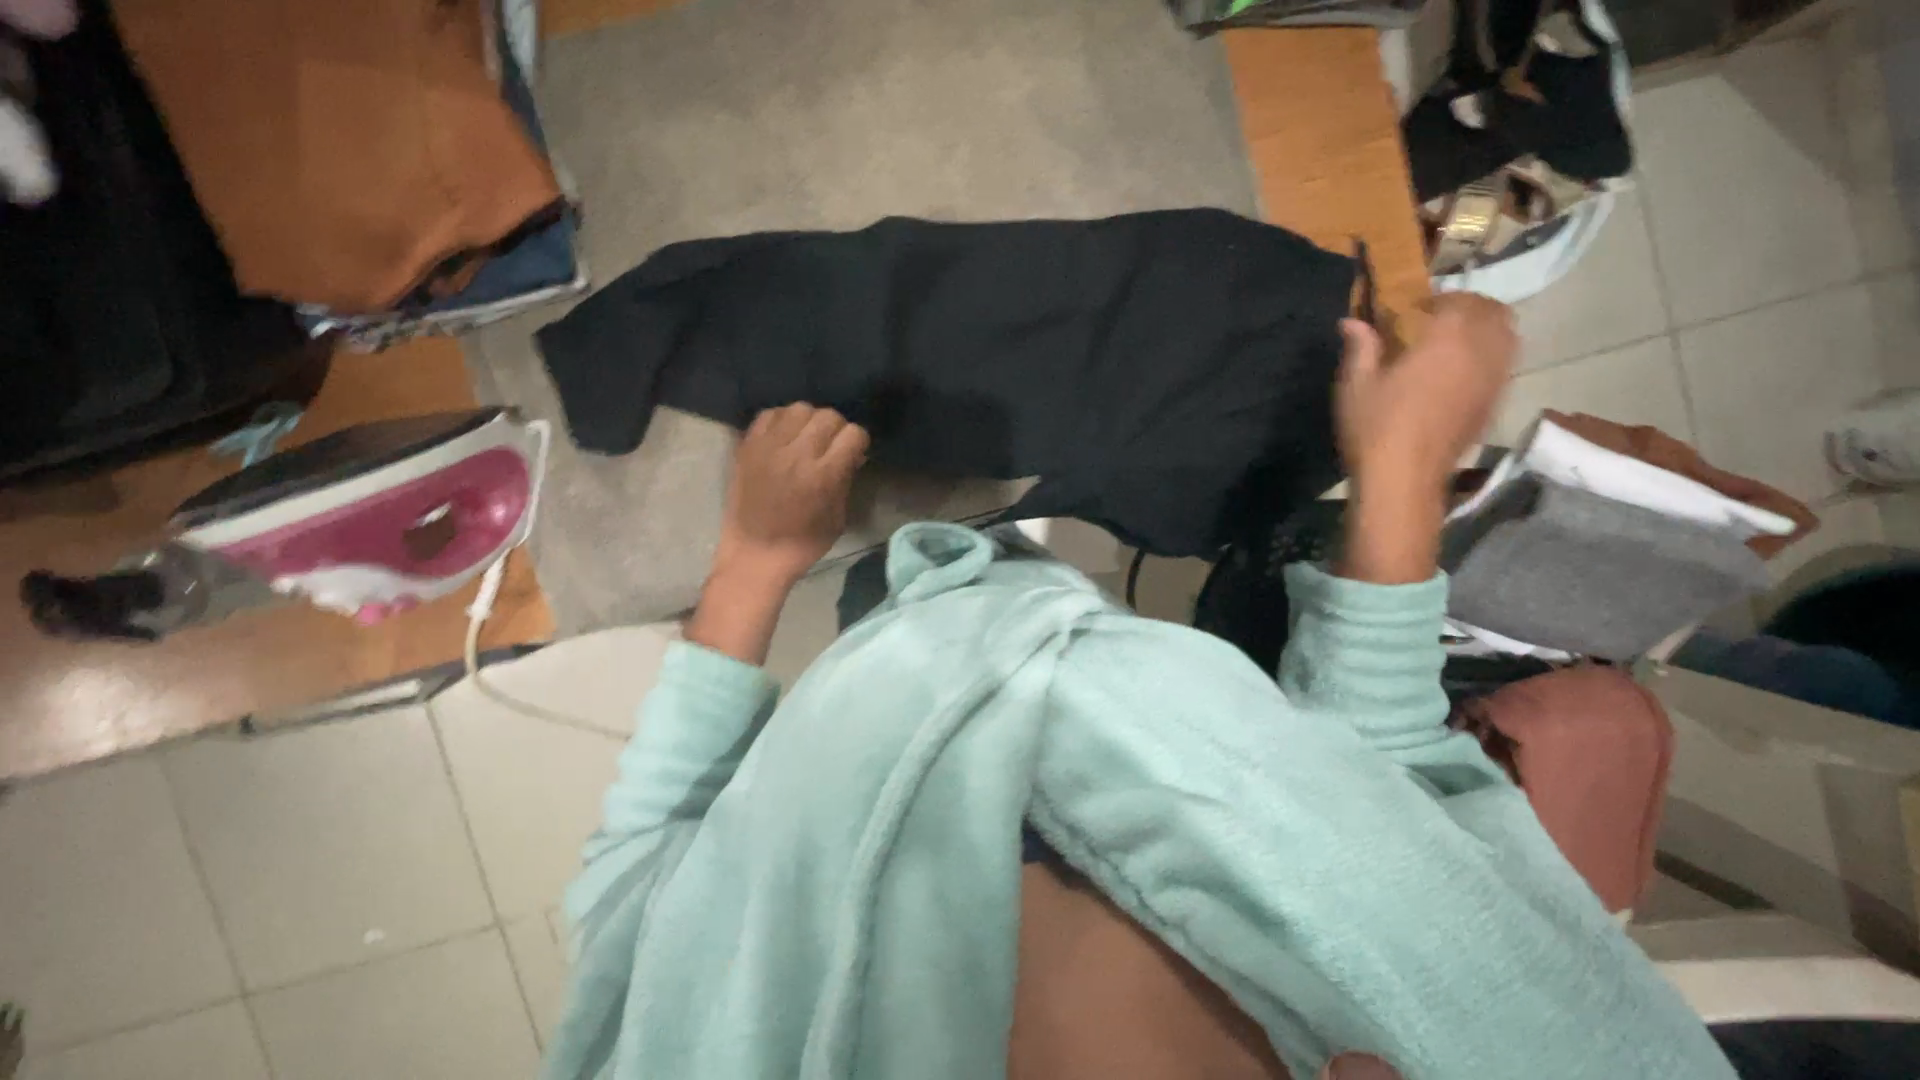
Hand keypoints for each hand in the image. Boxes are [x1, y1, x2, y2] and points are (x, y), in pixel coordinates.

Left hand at [715, 403, 869, 587]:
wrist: (755, 554)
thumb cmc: (802, 544)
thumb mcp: (838, 517)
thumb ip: (845, 479)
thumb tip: (853, 454)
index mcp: (823, 474)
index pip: (853, 433)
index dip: (858, 442)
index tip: (854, 454)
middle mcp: (797, 454)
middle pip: (828, 416)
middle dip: (837, 429)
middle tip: (831, 445)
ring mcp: (769, 447)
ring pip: (800, 408)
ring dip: (809, 420)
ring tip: (806, 437)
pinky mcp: (748, 446)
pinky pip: (770, 414)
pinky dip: (782, 420)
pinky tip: (784, 437)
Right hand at [1333, 293, 1515, 585]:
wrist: (1404, 479)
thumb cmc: (1375, 428)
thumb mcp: (1356, 386)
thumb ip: (1361, 348)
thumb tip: (1352, 322)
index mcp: (1445, 340)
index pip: (1458, 300)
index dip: (1440, 298)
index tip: (1417, 308)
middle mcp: (1480, 352)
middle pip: (1493, 312)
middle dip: (1470, 308)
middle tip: (1441, 320)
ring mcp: (1494, 379)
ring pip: (1508, 336)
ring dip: (1487, 329)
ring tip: (1459, 341)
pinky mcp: (1495, 403)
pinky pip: (1507, 364)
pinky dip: (1493, 355)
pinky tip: (1465, 370)